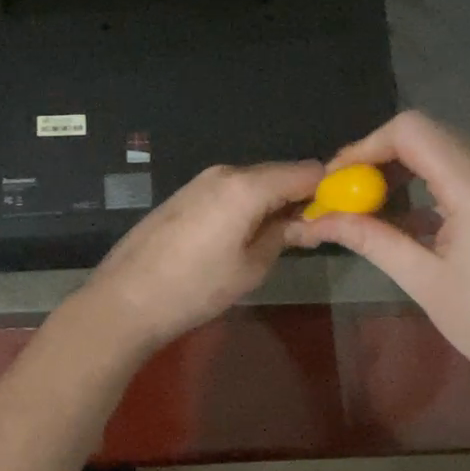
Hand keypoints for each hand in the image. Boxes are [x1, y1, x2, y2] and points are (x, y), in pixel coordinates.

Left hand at [73, 161, 324, 353]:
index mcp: (246, 186)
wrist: (126, 298)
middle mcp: (224, 172)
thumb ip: (283, 235)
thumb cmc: (194, 288)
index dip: (329, 188)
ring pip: (252, 183)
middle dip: (299, 197)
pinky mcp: (184, 195)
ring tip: (278, 239)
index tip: (344, 211)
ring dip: (271, 203)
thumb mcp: (251, 268)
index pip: (306, 171)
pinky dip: (246, 206)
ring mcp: (200, 181)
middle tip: (313, 231)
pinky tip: (243, 236)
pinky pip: (228, 192)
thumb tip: (306, 221)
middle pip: (277, 174)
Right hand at [283, 111, 469, 397]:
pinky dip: (429, 187)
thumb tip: (316, 221)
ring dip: (403, 172)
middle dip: (378, 158)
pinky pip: (466, 176)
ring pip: (446, 154)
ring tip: (366, 207)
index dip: (364, 146)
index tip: (334, 179)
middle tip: (343, 194)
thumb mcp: (424, 282)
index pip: (410, 130)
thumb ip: (371, 239)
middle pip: (427, 136)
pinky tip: (406, 220)